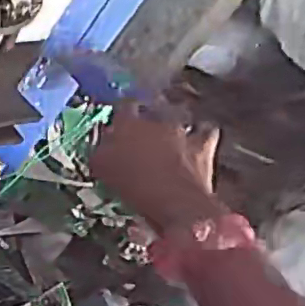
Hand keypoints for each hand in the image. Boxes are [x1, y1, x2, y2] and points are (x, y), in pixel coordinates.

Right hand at [91, 107, 226, 231]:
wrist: (173, 201)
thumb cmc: (129, 182)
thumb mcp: (99, 166)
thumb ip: (101, 149)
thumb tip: (105, 143)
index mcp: (127, 123)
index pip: (123, 105)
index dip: (121, 110)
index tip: (117, 117)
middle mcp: (156, 122)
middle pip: (150, 113)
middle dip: (144, 122)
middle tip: (136, 136)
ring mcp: (182, 133)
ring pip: (177, 121)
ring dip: (170, 128)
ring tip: (165, 139)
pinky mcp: (204, 146)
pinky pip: (205, 132)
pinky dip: (200, 134)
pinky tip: (194, 141)